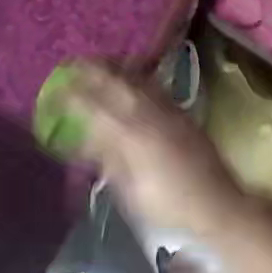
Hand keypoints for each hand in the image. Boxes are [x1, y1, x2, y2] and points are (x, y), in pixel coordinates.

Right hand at [54, 61, 249, 240]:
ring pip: (136, 76)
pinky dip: (135, 75)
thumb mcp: (128, 191)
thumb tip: (85, 139)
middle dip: (93, 70)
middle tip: (72, 65)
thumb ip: (107, 159)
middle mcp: (150, 111)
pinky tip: (129, 77)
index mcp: (132, 133)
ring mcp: (168, 106)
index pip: (95, 105)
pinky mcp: (181, 109)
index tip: (55, 91)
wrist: (216, 206)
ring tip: (97, 64)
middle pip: (116, 81)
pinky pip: (152, 83)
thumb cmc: (167, 208)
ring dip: (115, 67)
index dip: (73, 95)